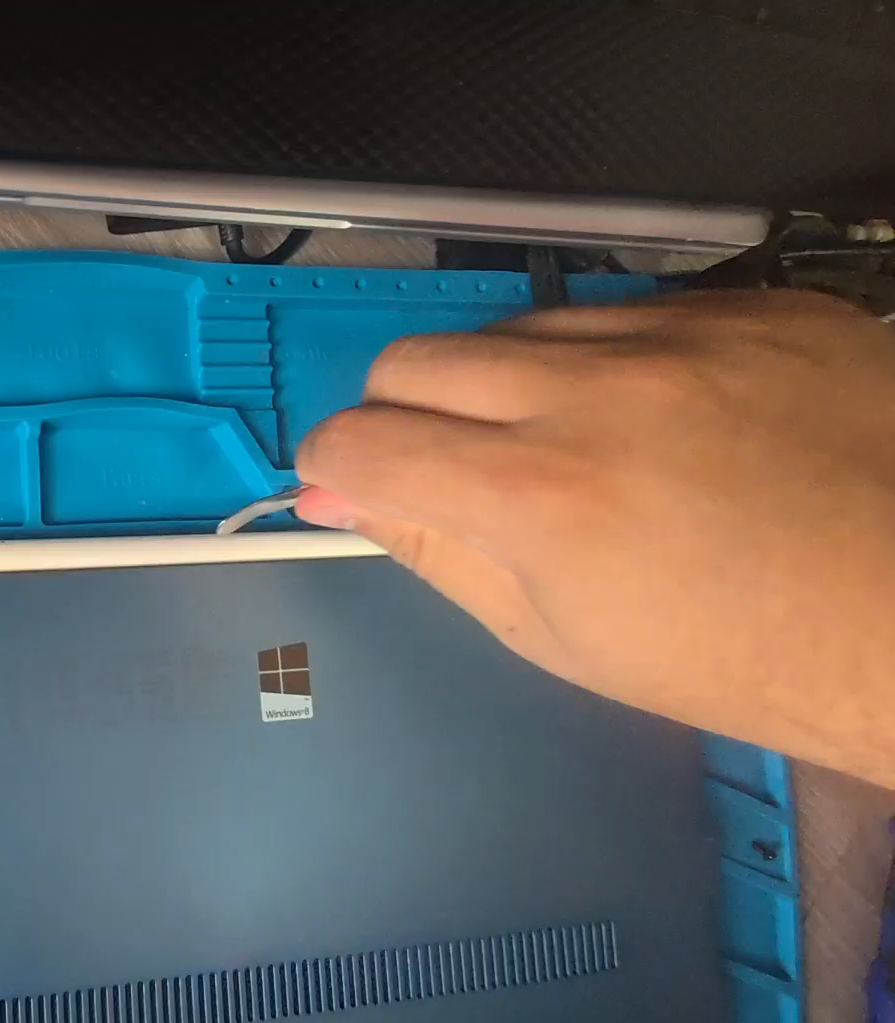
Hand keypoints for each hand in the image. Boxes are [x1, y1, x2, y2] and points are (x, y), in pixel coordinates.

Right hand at [294, 290, 894, 786]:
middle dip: (388, 414)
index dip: (325, 465)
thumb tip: (327, 498)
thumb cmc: (722, 655)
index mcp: (537, 495)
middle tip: (433, 463)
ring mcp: (685, 337)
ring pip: (497, 329)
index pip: (357, 443)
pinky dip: (578, 360)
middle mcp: (598, 394)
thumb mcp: (538, 628)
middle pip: (406, 363)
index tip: (340, 484)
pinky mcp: (757, 306)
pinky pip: (604, 312)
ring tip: (543, 438)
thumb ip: (419, 544)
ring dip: (481, 384)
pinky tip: (632, 411)